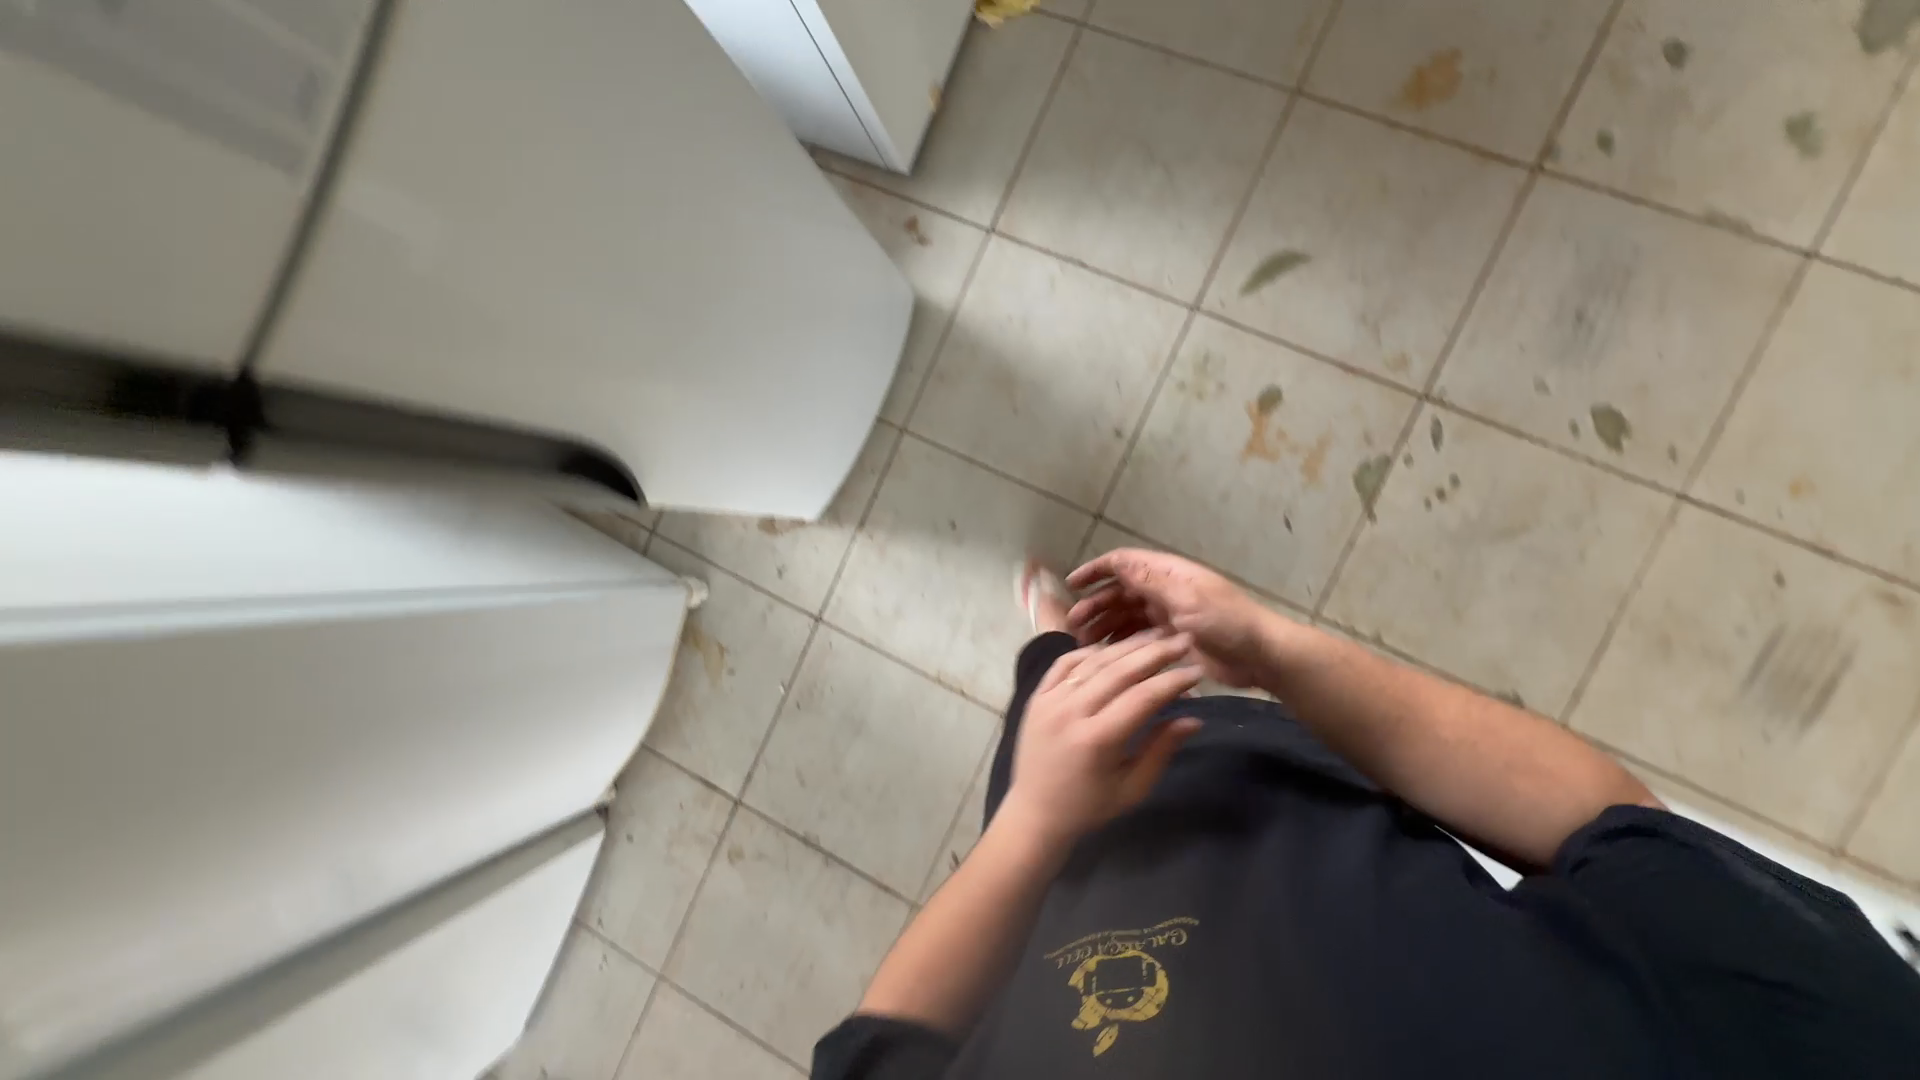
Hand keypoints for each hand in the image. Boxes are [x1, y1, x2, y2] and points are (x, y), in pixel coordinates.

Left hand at [1001, 631, 1202, 847]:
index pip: (1142, 697)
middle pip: (1119, 671)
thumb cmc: (1089, 807)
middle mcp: (1070, 712)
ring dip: (1126, 646)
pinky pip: (1064, 664)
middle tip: (1183, 640)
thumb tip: (1194, 718)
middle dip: (1155, 653)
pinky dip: (1089, 653)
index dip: (1173, 681)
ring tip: (1154, 636)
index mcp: (1097, 740)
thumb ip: (1161, 749)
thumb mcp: (1133, 788)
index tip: (1197, 670)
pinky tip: (1112, 649)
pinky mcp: (1036, 697)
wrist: (1034, 813)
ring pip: (1092, 662)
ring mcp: (1049, 701)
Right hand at [1066, 549, 1277, 687]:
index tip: (1072, 585)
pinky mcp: (1171, 640)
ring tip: (1085, 646)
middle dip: (1095, 606)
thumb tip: (1117, 561)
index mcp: (1168, 574)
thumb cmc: (1227, 623)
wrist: (1262, 656)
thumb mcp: (1187, 600)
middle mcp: (1164, 591)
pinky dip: (1120, 644)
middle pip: (1120, 593)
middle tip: (1074, 627)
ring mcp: (1168, 616)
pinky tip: (1106, 658)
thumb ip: (1150, 582)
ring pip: (1126, 617)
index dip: (1096, 571)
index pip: (1123, 563)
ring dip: (1104, 627)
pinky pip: (1138, 637)